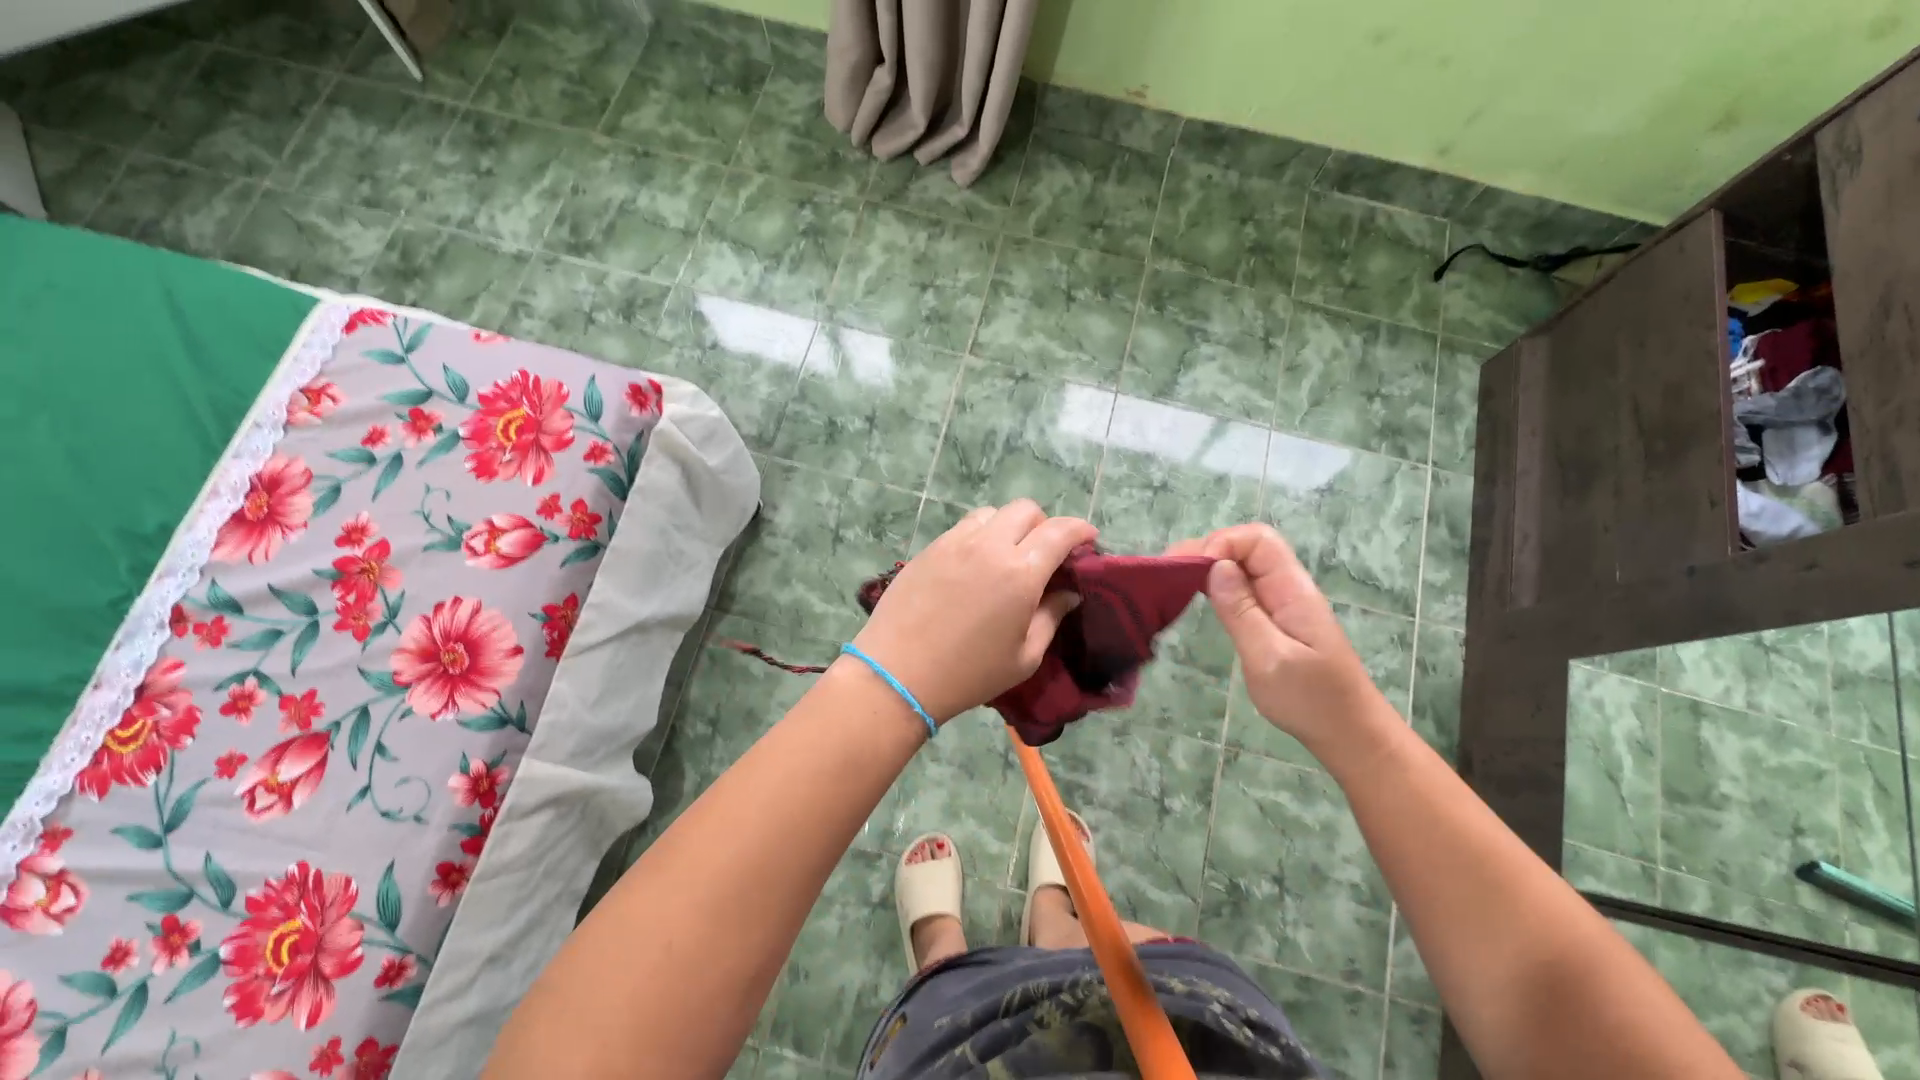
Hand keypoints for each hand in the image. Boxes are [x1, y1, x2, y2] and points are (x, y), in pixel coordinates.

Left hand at [850, 500, 1095, 723]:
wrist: (898, 674)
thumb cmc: (969, 674)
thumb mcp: (1024, 657)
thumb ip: (1051, 617)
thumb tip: (1068, 593)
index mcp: (1021, 573)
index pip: (1060, 531)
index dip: (1080, 530)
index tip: (1088, 541)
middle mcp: (990, 546)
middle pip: (1026, 510)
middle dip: (1044, 525)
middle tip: (1045, 554)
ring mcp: (954, 543)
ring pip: (991, 514)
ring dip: (1008, 527)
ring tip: (1007, 557)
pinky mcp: (929, 549)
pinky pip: (963, 528)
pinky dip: (979, 537)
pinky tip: (975, 567)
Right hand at [1180, 524, 1388, 749]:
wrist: (1347, 732)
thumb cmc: (1311, 699)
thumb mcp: (1270, 659)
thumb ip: (1242, 612)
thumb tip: (1215, 566)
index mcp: (1292, 590)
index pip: (1258, 540)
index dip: (1222, 544)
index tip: (1191, 572)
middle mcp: (1287, 588)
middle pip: (1247, 547)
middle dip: (1206, 551)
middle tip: (1168, 576)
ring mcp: (1280, 603)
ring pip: (1242, 566)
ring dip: (1207, 568)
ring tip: (1173, 584)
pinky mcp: (1272, 620)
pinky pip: (1242, 589)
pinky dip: (1215, 587)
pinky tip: (1195, 599)